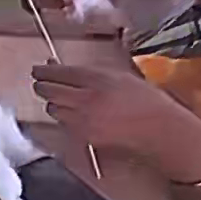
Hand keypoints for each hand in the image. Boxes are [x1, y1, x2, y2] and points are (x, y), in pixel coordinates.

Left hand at [30, 64, 200, 181]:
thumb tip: (54, 64)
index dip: (43, 71)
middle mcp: (86, 97)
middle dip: (42, 86)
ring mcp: (82, 118)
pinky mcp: (82, 135)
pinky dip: (66, 118)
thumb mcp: (120, 76)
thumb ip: (87, 72)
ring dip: (54, 103)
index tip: (38, 70)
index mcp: (97, 78)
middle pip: (47, 90)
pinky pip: (64, 123)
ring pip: (52, 108)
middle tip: (42, 83)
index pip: (58, 72)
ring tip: (66, 100)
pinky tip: (79, 115)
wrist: (162, 130)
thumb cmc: (144, 100)